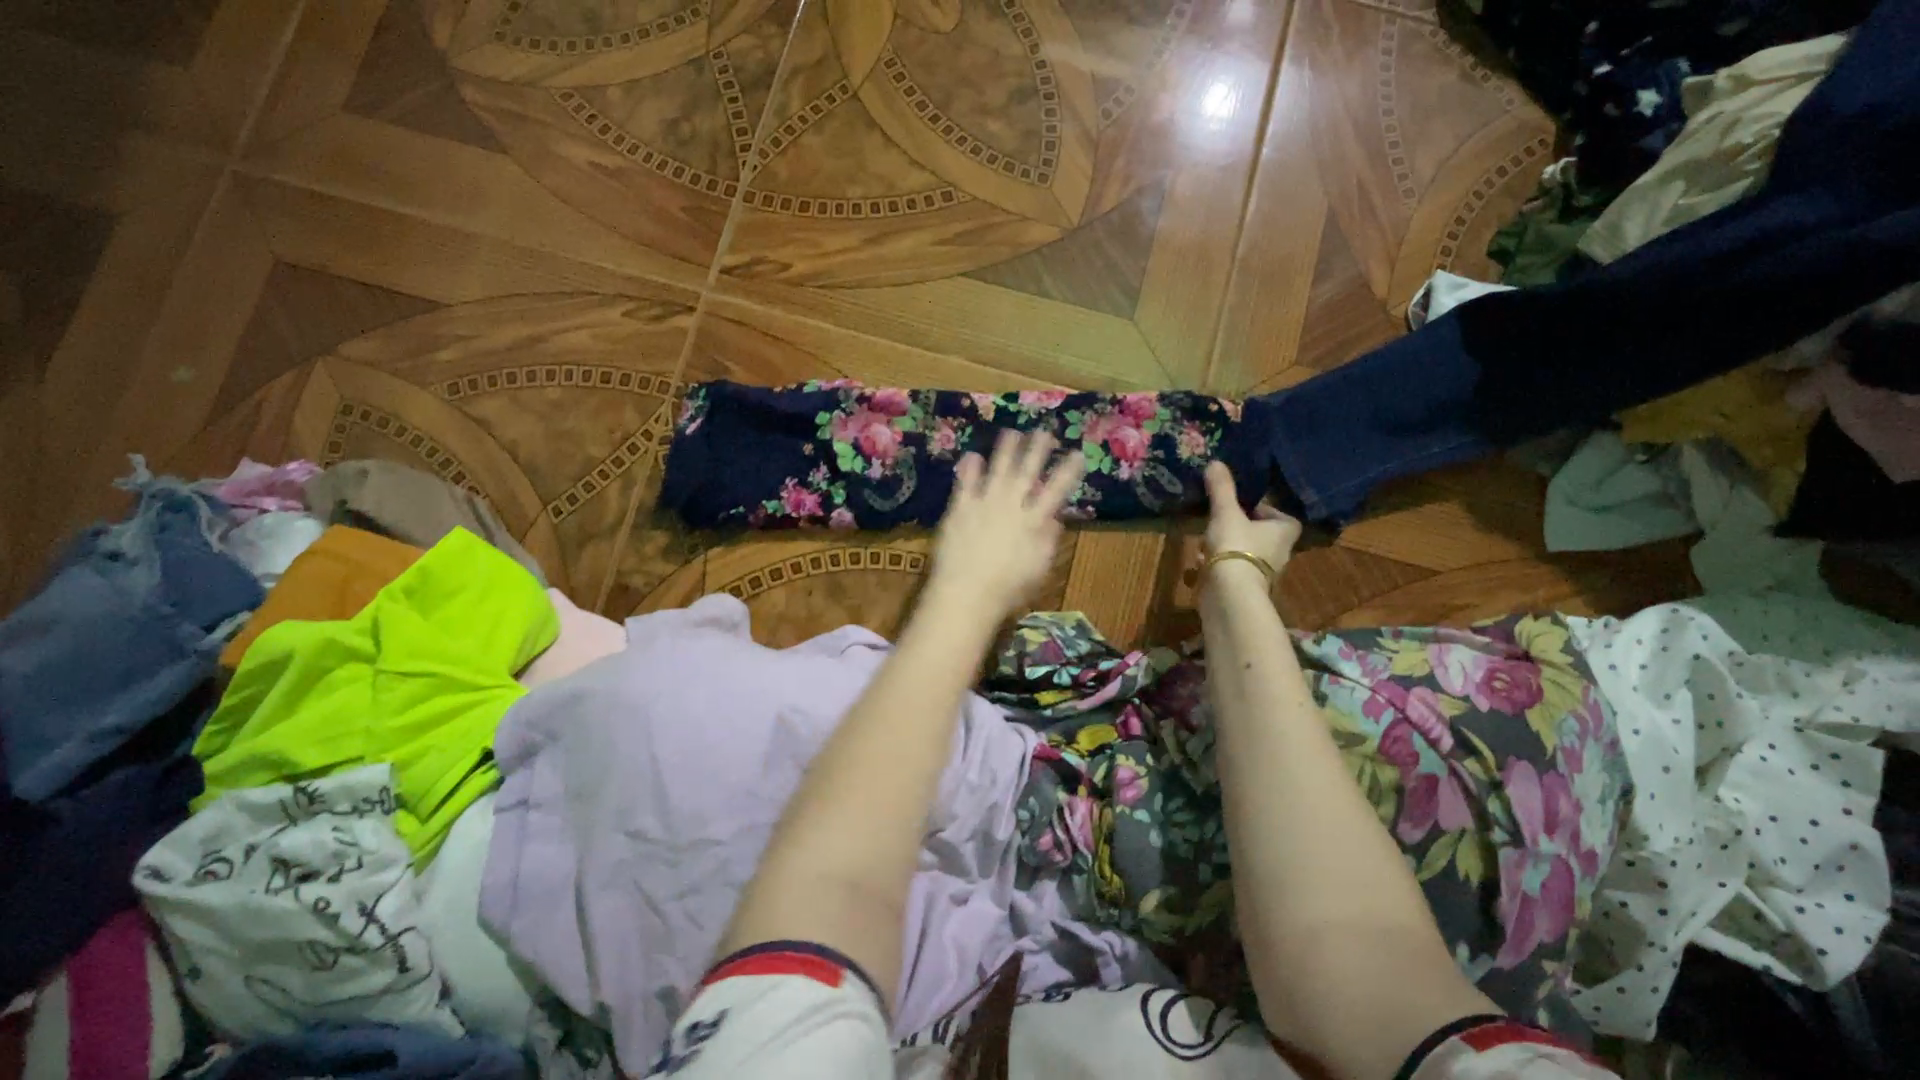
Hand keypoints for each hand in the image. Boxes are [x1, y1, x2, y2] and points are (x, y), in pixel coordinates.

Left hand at [930, 430, 1085, 620]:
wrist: (966, 592)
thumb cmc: (1008, 589)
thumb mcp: (1039, 569)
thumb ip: (1048, 541)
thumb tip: (1054, 519)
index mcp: (1034, 521)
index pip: (1057, 490)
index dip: (1068, 471)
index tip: (1078, 453)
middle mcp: (1011, 505)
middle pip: (1027, 472)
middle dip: (1038, 450)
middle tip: (1045, 432)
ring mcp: (984, 503)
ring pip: (998, 469)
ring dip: (1006, 450)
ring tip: (1012, 432)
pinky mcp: (960, 509)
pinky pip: (966, 483)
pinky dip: (970, 468)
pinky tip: (973, 455)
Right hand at [1202, 461, 1301, 581]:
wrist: (1229, 594)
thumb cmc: (1236, 547)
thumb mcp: (1226, 512)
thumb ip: (1222, 489)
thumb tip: (1216, 462)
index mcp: (1284, 532)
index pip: (1282, 518)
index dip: (1264, 511)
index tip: (1242, 507)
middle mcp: (1280, 554)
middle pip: (1261, 535)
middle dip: (1240, 529)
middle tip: (1219, 521)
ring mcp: (1263, 575)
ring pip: (1245, 554)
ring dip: (1226, 548)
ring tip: (1205, 542)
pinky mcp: (1244, 589)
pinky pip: (1232, 571)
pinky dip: (1218, 566)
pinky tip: (1200, 563)